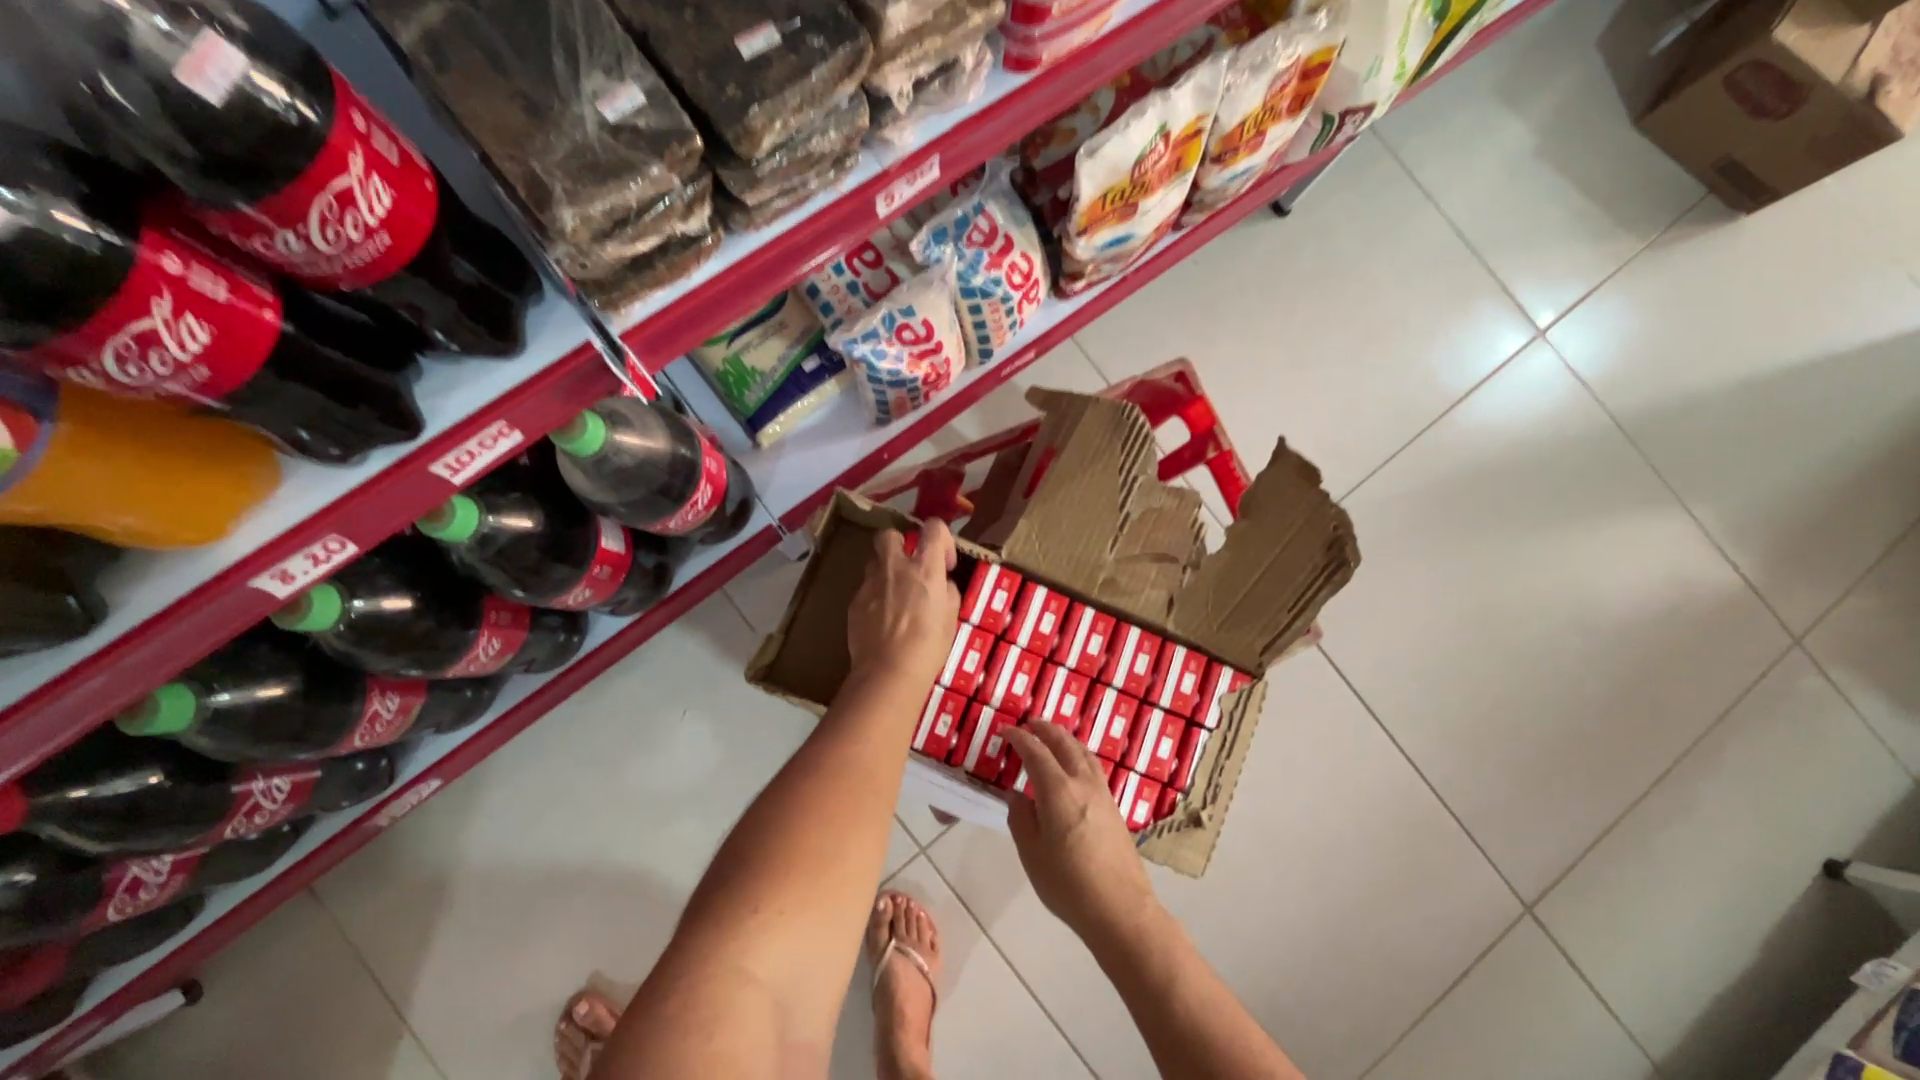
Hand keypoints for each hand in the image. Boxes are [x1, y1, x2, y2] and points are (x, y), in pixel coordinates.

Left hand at [846, 520, 960, 687]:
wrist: (889, 671)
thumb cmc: (928, 646)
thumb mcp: (951, 619)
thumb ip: (947, 594)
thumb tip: (942, 585)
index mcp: (925, 568)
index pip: (933, 528)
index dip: (942, 538)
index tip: (944, 562)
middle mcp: (895, 567)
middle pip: (889, 534)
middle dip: (899, 543)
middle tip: (909, 566)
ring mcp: (870, 583)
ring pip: (874, 562)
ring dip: (885, 571)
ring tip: (895, 596)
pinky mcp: (855, 602)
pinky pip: (866, 589)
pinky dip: (875, 597)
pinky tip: (882, 621)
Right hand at [1002, 722, 1159, 945]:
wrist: (1120, 909)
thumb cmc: (1068, 885)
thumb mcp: (1032, 854)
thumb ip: (1021, 819)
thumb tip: (1016, 796)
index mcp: (1058, 791)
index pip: (1036, 752)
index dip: (1019, 738)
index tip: (1005, 731)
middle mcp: (1083, 784)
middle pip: (1065, 744)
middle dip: (1046, 730)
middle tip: (1030, 723)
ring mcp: (1104, 795)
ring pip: (1084, 753)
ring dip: (1066, 740)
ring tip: (1053, 737)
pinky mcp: (1115, 808)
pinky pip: (1094, 768)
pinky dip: (1079, 756)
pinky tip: (1075, 767)